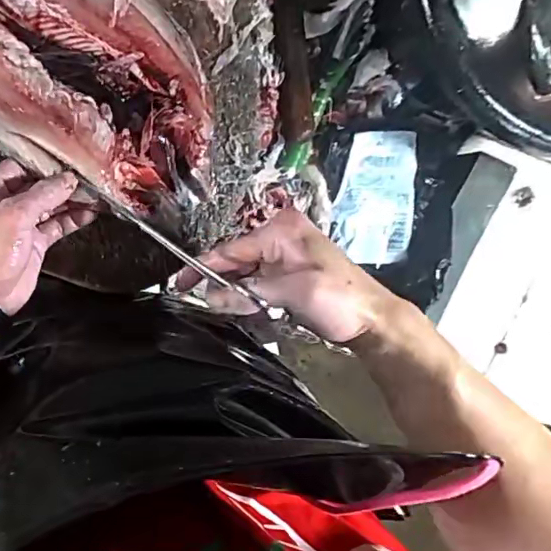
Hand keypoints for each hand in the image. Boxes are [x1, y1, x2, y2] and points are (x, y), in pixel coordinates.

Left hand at [0, 161, 95, 314]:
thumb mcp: (14, 215)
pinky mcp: (33, 242)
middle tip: (88, 179)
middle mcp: (1, 203)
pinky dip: (70, 220)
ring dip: (70, 202)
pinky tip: (89, 214)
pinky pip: (54, 225)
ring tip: (95, 195)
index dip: (43, 165)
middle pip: (36, 187)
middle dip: (61, 184)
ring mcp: (18, 223)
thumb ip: (44, 194)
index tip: (70, 161)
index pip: (18, 168)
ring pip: (48, 206)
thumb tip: (70, 179)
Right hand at [176, 207, 403, 342]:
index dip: (201, 267)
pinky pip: (257, 281)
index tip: (178, 283)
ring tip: (232, 310)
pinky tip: (248, 309)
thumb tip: (211, 296)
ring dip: (234, 293)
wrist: (372, 319)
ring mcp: (285, 254)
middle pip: (234, 259)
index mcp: (281, 231)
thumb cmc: (339, 299)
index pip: (230, 248)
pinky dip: (248, 296)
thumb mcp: (291, 293)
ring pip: (244, 272)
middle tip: (199, 302)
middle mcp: (280, 236)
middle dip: (218, 282)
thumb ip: (248, 292)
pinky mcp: (288, 273)